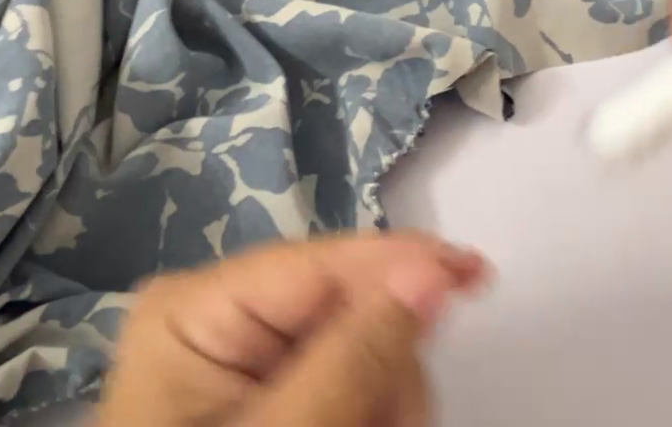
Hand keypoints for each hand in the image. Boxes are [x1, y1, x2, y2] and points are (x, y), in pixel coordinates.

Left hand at [97, 234, 489, 426]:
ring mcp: (245, 353)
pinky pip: (348, 376)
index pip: (319, 261)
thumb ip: (353, 358)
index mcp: (196, 308)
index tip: (476, 274)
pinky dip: (371, 409)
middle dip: (387, 362)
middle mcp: (220, 313)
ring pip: (359, 341)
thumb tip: (428, 270)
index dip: (401, 260)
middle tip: (395, 425)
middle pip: (345, 301)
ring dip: (385, 397)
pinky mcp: (272, 389)